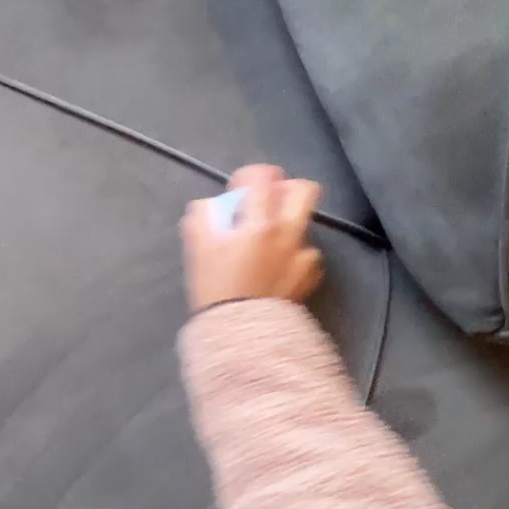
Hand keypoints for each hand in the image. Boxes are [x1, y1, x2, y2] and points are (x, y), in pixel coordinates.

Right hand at [181, 164, 324, 311]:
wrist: (241, 332)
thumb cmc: (214, 288)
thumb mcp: (197, 251)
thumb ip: (201, 220)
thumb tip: (207, 207)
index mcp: (258, 222)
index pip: (263, 177)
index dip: (250, 177)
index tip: (238, 190)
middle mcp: (287, 232)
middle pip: (303, 190)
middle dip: (285, 190)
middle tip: (266, 205)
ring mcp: (302, 254)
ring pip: (305, 224)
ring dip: (287, 227)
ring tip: (269, 245)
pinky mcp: (311, 276)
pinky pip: (308, 255)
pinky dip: (294, 257)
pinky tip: (279, 269)